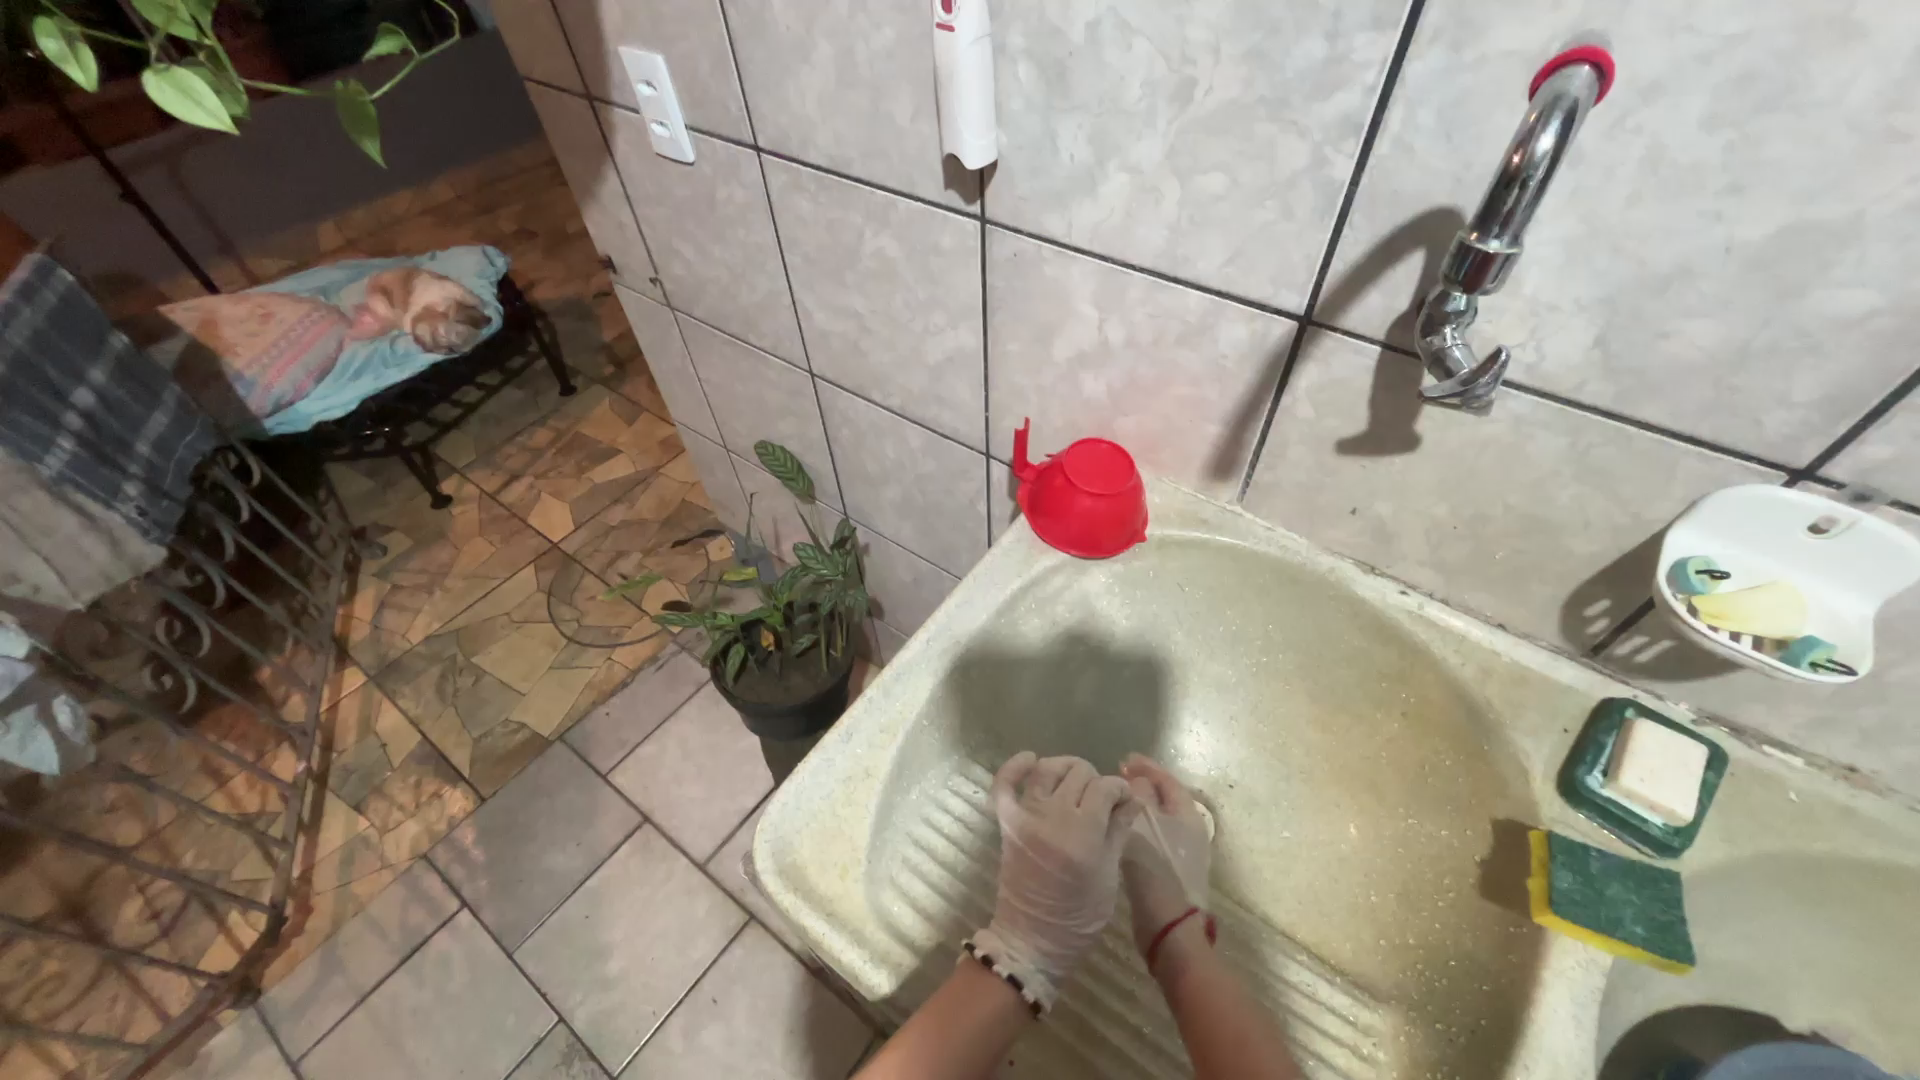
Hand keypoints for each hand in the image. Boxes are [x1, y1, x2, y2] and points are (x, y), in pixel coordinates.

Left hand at [976, 752, 1139, 1008]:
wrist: (1032, 940)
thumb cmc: (1078, 916)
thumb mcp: (1109, 876)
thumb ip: (1119, 831)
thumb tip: (1131, 798)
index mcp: (1084, 833)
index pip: (1106, 788)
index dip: (1119, 790)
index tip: (1124, 802)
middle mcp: (1054, 816)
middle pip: (1079, 774)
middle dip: (1096, 780)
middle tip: (1101, 800)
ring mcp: (1027, 816)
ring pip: (1047, 770)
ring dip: (1064, 767)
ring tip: (1075, 778)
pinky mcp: (1007, 822)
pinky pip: (1005, 785)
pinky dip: (1014, 767)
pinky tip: (1030, 759)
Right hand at [1120, 754, 1212, 969]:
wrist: (1171, 930)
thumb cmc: (1159, 873)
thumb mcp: (1145, 827)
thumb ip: (1139, 797)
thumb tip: (1136, 780)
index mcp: (1187, 816)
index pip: (1168, 781)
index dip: (1147, 767)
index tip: (1124, 759)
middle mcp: (1188, 831)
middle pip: (1165, 798)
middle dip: (1142, 785)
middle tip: (1116, 776)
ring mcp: (1181, 853)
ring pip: (1157, 818)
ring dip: (1138, 805)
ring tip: (1113, 799)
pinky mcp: (1169, 871)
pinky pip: (1151, 836)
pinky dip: (1136, 826)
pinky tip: (1117, 829)